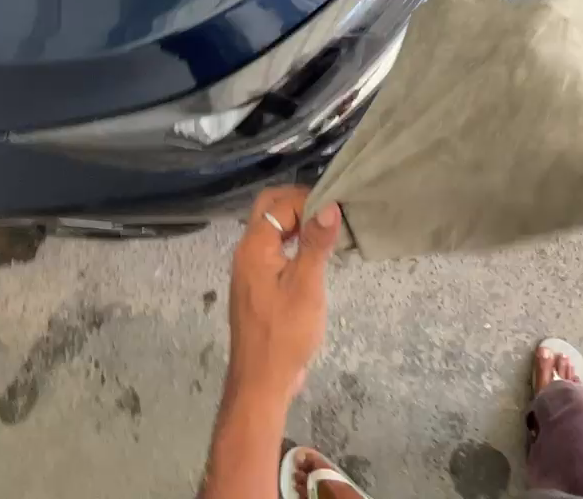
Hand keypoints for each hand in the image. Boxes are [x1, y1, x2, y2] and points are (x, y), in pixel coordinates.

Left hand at [225, 187, 341, 404]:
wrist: (261, 382)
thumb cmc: (285, 333)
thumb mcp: (306, 286)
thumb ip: (316, 243)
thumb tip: (329, 205)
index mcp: (254, 247)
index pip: (280, 204)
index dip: (308, 200)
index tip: (336, 208)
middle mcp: (246, 252)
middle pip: (268, 209)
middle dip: (298, 202)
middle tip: (329, 211)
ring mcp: (249, 269)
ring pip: (269, 228)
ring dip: (295, 221)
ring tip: (326, 229)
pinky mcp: (256, 285)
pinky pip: (272, 247)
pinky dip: (291, 240)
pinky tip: (313, 254)